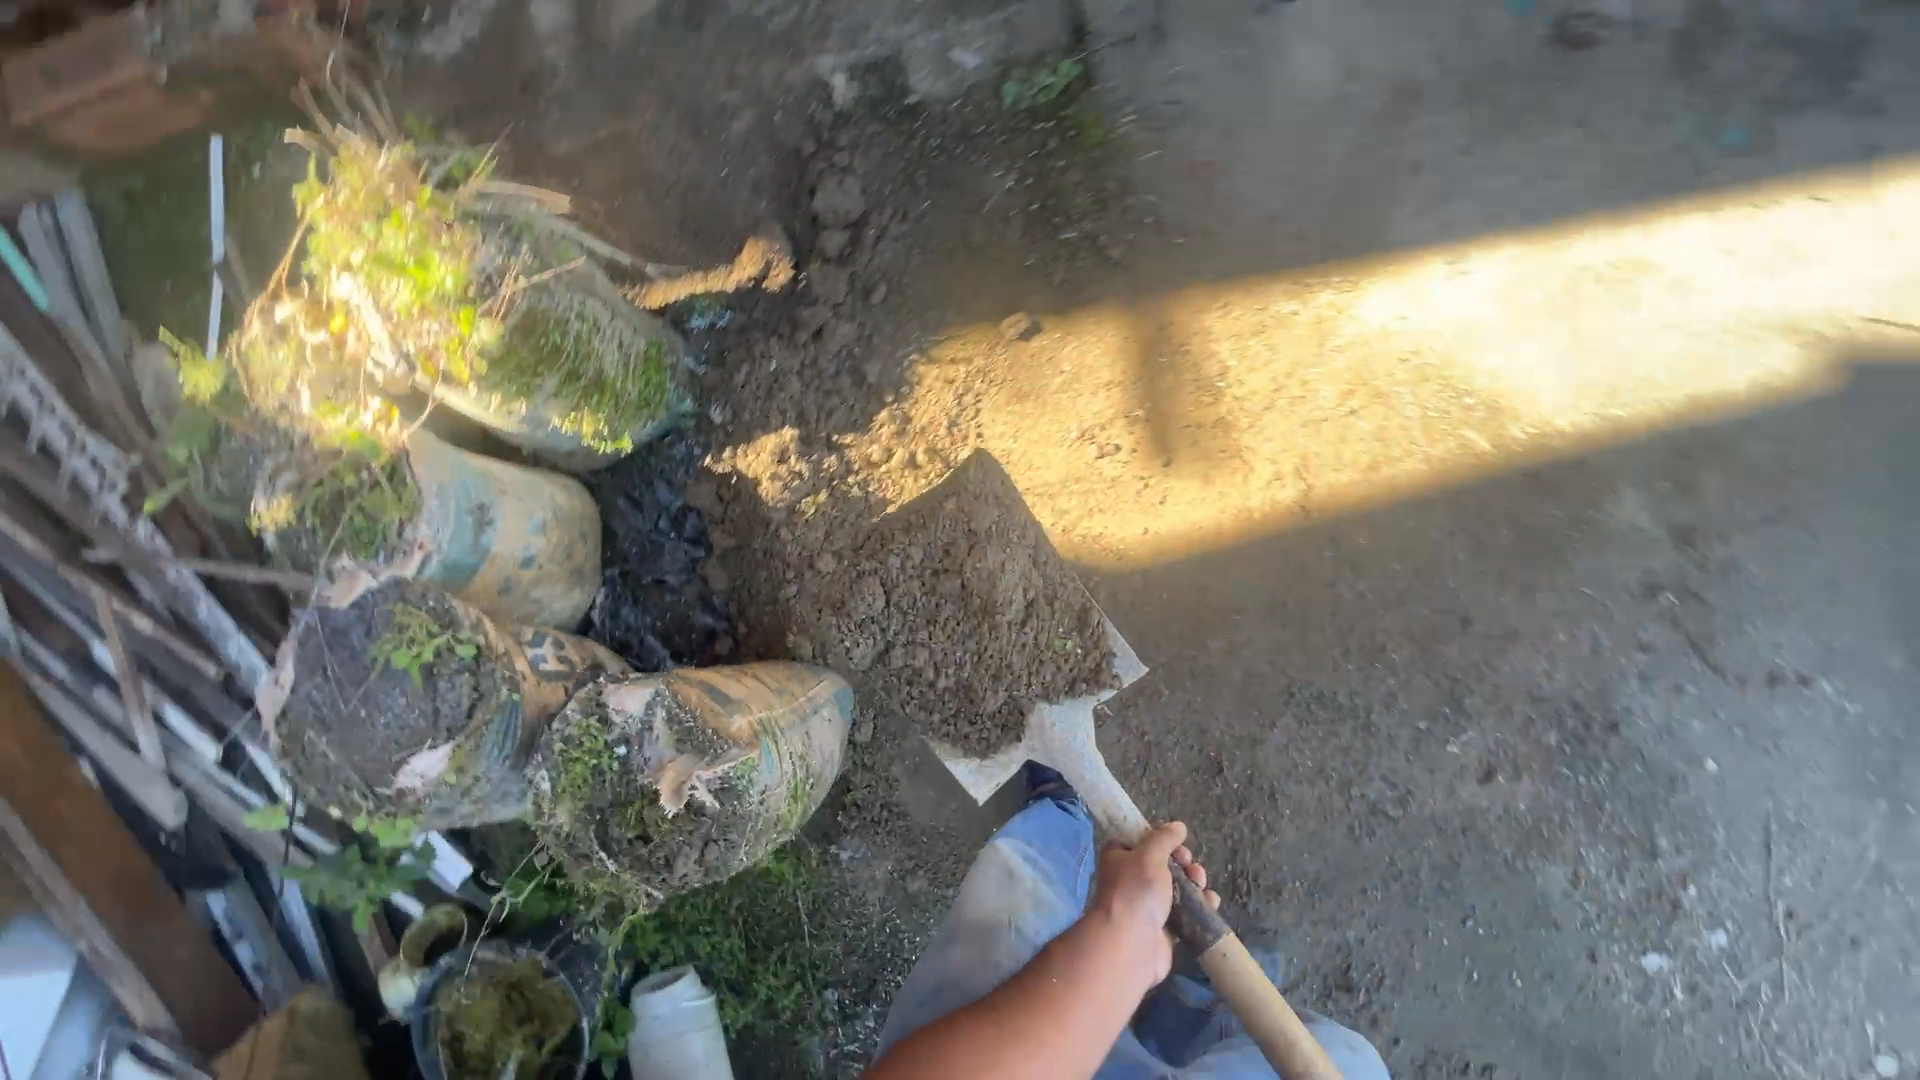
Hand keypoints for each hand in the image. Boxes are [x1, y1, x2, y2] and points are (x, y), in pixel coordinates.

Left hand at [1087, 821, 1222, 985]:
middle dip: (1183, 862)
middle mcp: (1130, 878)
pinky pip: (1185, 911)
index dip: (1161, 839)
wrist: (1131, 943)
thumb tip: (1178, 826)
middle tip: (1190, 866)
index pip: (1141, 840)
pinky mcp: (1163, 926)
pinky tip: (1210, 902)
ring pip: (1176, 887)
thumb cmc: (1136, 890)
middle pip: (1163, 863)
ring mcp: (1146, 904)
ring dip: (1193, 882)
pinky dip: (1199, 905)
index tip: (1176, 842)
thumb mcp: (1149, 855)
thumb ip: (1164, 838)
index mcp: (1119, 857)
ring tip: (1201, 884)